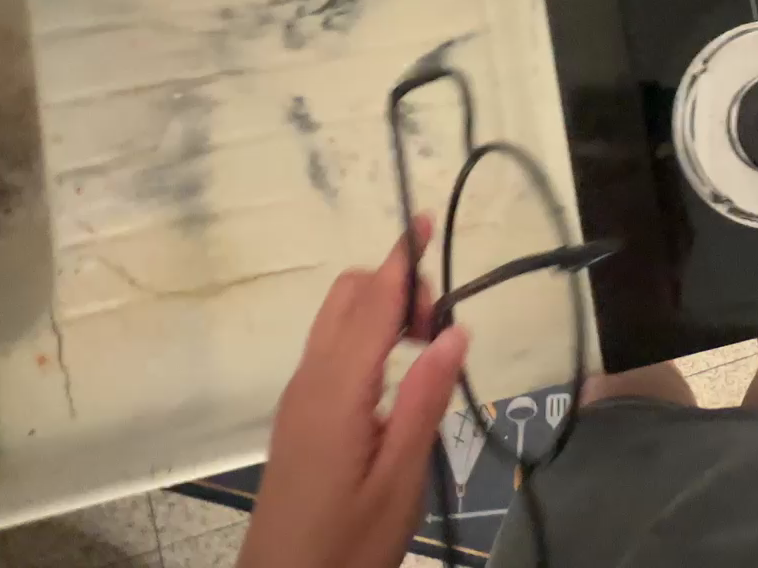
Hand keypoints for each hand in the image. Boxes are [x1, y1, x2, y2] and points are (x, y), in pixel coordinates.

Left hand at [239, 217, 468, 567]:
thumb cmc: (347, 545)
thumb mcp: (401, 477)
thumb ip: (426, 397)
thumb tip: (456, 329)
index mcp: (336, 391)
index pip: (372, 304)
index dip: (400, 259)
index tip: (422, 221)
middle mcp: (310, 380)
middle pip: (350, 296)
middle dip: (397, 287)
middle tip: (439, 333)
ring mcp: (300, 396)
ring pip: (340, 318)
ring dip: (384, 310)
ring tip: (426, 352)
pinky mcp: (301, 413)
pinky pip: (335, 346)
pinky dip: (371, 334)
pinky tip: (399, 374)